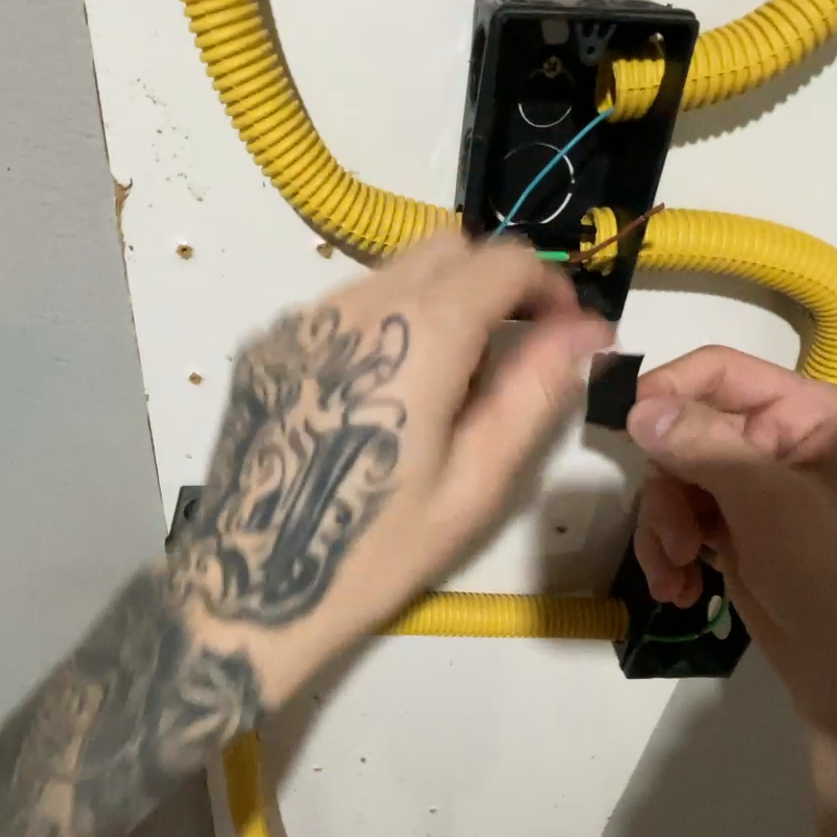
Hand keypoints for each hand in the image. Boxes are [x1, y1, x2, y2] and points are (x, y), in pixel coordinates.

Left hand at [174, 232, 614, 705]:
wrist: (249, 587)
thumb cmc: (375, 550)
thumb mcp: (474, 484)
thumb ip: (535, 393)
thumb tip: (587, 329)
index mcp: (419, 334)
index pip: (504, 260)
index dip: (549, 286)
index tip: (560, 331)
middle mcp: (355, 304)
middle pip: (445, 249)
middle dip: (492, 284)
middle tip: (503, 357)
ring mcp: (300, 320)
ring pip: (391, 273)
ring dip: (435, 302)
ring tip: (436, 385)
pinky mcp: (265, 343)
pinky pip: (343, 307)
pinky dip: (381, 324)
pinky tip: (374, 396)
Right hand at [625, 347, 836, 752]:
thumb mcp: (773, 507)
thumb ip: (705, 449)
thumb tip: (638, 408)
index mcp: (809, 415)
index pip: (718, 372)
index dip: (666, 390)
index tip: (620, 427)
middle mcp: (778, 441)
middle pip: (684, 431)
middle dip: (667, 489)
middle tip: (672, 539)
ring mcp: (753, 488)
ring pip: (672, 480)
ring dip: (662, 528)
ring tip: (674, 575)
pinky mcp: (733, 528)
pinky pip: (677, 519)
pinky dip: (667, 552)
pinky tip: (679, 590)